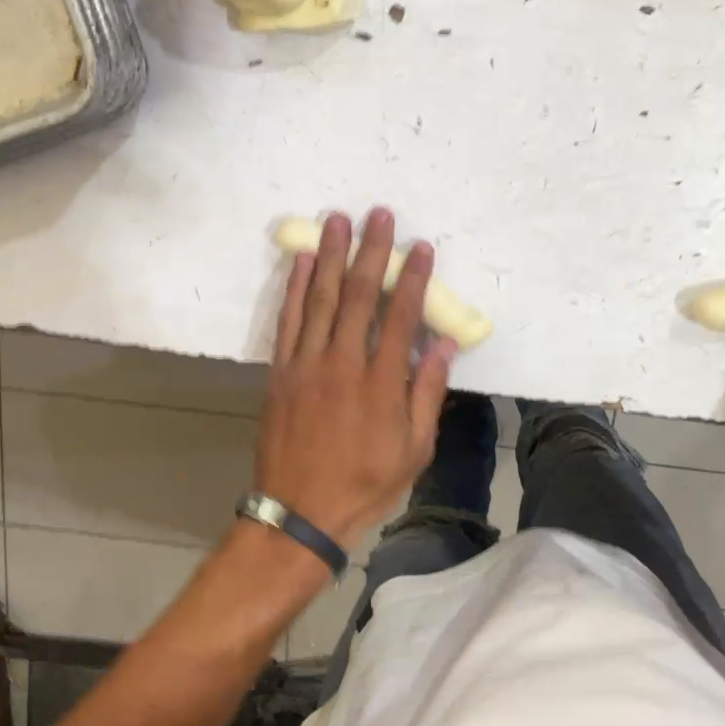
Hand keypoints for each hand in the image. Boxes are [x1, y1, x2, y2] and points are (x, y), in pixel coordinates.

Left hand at [257, 208, 454, 550]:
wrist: (299, 512)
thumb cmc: (366, 482)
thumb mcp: (415, 448)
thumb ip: (428, 391)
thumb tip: (443, 343)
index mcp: (381, 382)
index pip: (400, 315)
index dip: (412, 278)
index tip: (421, 247)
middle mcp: (343, 362)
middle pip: (357, 294)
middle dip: (371, 250)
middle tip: (378, 213)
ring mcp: (307, 364)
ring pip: (318, 298)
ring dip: (328, 255)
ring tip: (337, 219)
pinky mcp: (281, 371)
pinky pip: (288, 320)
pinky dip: (293, 287)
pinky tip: (300, 260)